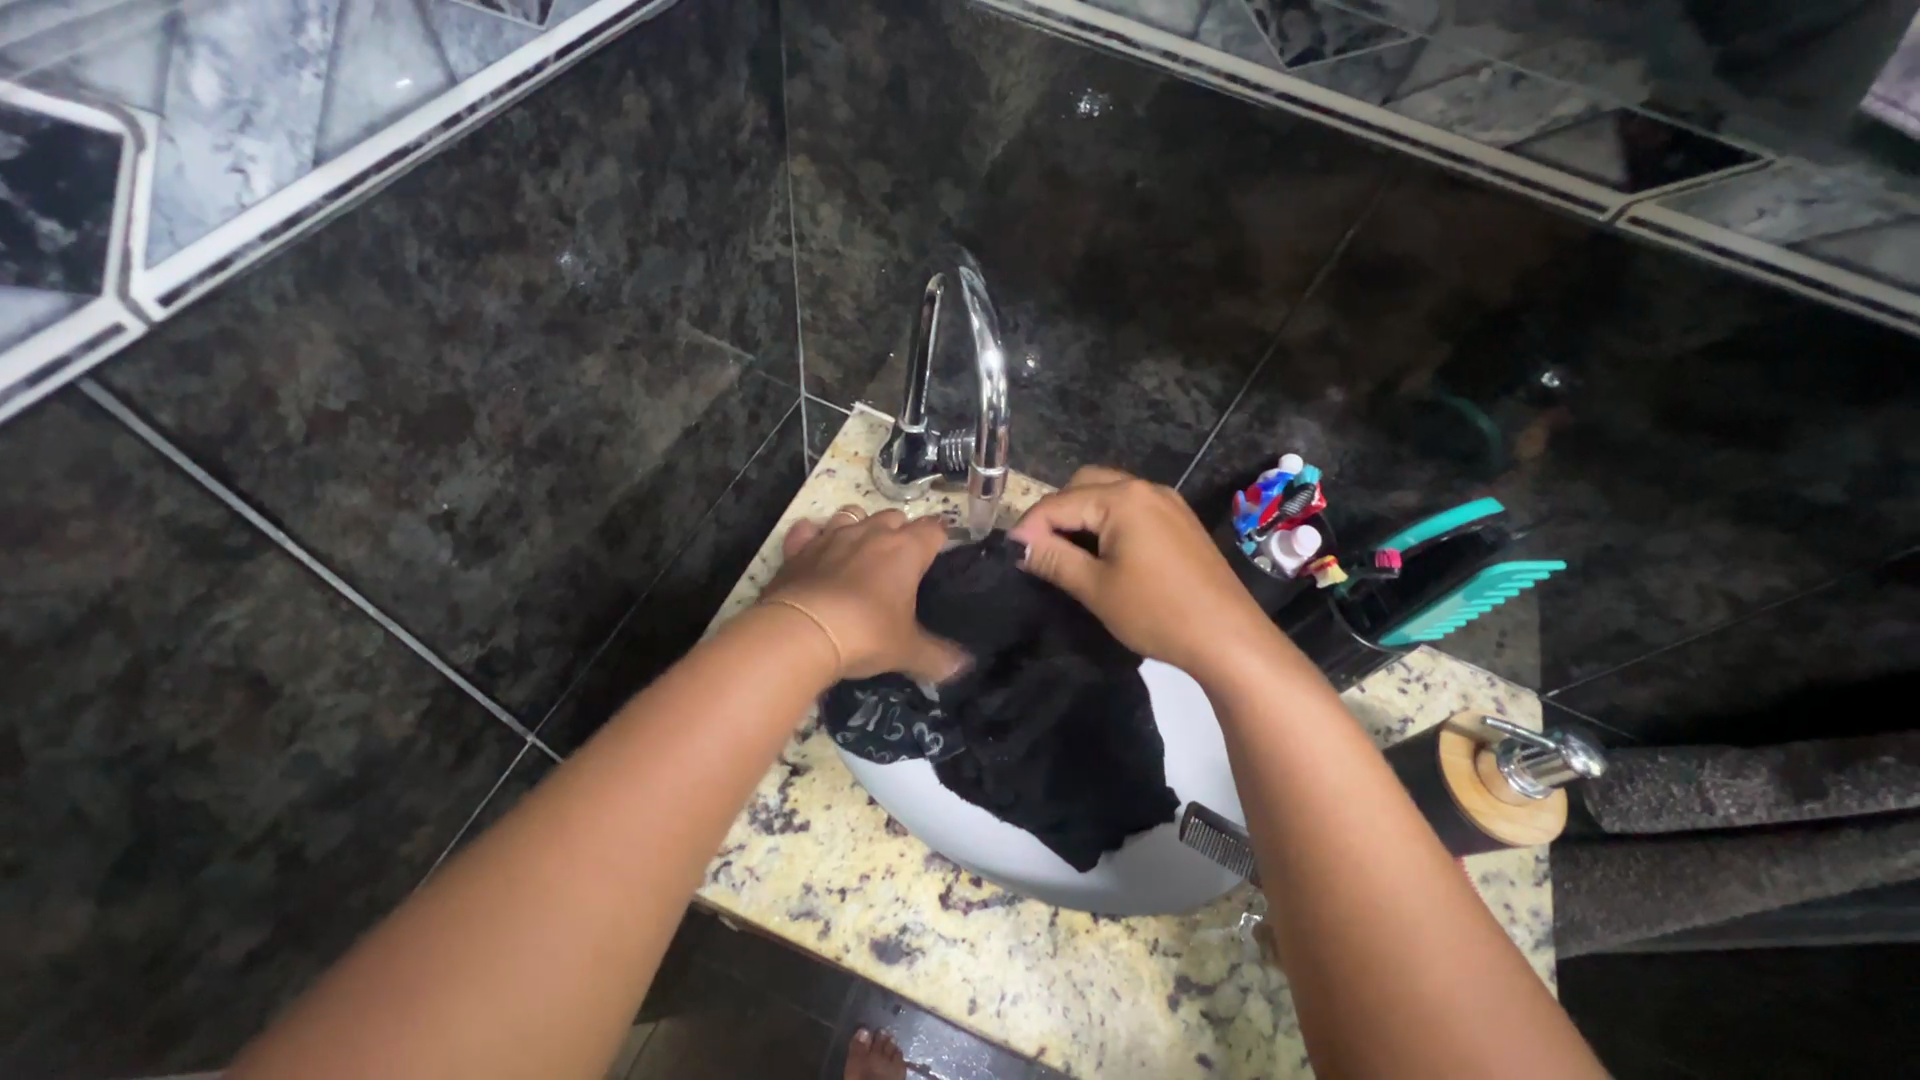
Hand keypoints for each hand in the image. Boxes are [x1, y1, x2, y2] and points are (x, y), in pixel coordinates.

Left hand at [762, 506, 968, 682]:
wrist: (801, 632)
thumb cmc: (865, 634)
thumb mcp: (907, 651)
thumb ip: (937, 657)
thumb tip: (962, 667)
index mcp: (905, 550)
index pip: (934, 529)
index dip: (940, 538)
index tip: (941, 552)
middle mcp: (871, 533)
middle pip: (895, 516)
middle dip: (901, 530)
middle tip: (902, 560)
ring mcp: (832, 536)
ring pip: (852, 513)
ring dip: (860, 525)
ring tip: (861, 548)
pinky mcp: (799, 549)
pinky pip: (808, 529)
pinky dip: (813, 535)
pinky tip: (815, 549)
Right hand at [1007, 466, 1271, 677]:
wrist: (1228, 637)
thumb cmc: (1157, 612)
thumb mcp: (1096, 588)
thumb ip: (1053, 559)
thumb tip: (1018, 543)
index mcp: (1123, 499)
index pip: (1058, 502)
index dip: (1029, 527)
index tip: (1010, 555)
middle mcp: (1146, 488)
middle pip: (1084, 485)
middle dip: (1056, 513)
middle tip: (1041, 552)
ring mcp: (1169, 503)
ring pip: (1110, 495)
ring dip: (1083, 518)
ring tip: (1068, 556)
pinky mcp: (1181, 523)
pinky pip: (1133, 510)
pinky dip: (1110, 523)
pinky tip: (1105, 556)